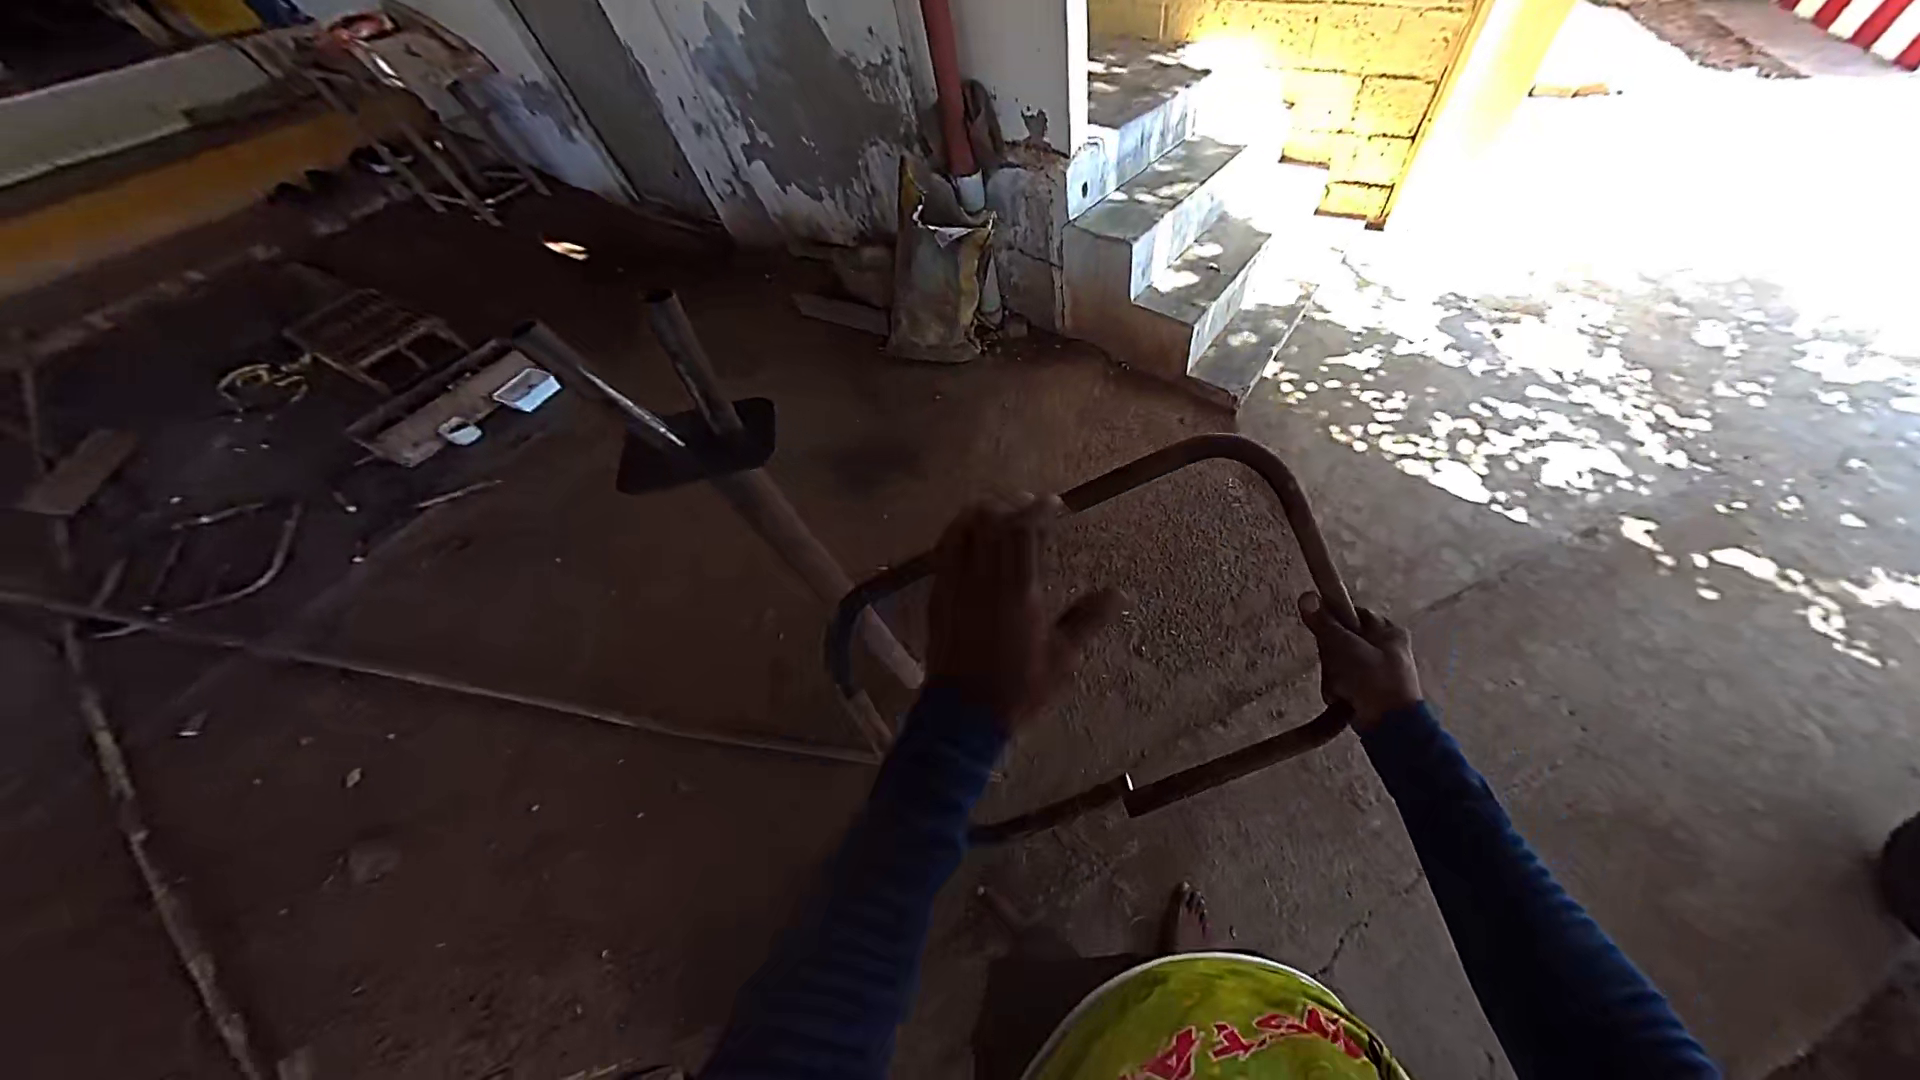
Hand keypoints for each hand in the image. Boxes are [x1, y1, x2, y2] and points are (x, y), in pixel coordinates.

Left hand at [926, 497, 1123, 731]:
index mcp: (1017, 592)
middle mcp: (983, 580)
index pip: (1023, 532)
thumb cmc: (1019, 688)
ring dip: (981, 513)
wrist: (964, 714)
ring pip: (961, 530)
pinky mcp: (938, 596)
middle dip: (1010, 505)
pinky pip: (943, 551)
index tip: (1054, 504)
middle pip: (990, 522)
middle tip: (1028, 507)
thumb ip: (1088, 619)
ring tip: (999, 513)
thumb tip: (1120, 593)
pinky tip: (970, 536)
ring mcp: (955, 586)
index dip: (1038, 510)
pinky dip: (958, 532)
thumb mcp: (1062, 658)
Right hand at [1297, 592, 1422, 732]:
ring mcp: (1377, 669)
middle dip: (1331, 653)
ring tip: (1340, 684)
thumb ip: (1325, 623)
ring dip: (1332, 673)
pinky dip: (1338, 686)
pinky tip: (1342, 695)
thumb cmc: (1373, 679)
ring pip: (1338, 660)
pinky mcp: (1368, 687)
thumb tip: (1306, 596)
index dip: (1333, 621)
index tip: (1323, 634)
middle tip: (1335, 664)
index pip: (1351, 613)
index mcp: (1389, 631)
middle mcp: (1385, 647)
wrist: (1391, 726)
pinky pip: (1342, 678)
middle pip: (1340, 638)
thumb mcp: (1345, 647)